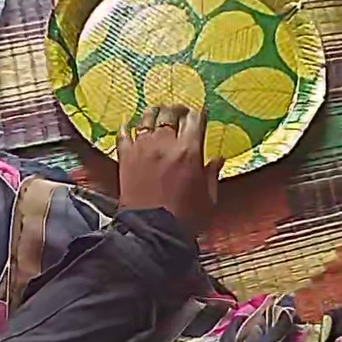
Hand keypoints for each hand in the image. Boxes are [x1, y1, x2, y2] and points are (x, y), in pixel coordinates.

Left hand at [119, 104, 221, 234]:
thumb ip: (212, 175)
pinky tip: (129, 125)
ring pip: (147, 117)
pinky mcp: (125, 157)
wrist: (151, 232)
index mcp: (190, 151)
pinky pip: (123, 133)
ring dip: (155, 112)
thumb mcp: (208, 198)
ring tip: (158, 112)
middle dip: (178, 109)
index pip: (195, 120)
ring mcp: (142, 148)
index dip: (199, 114)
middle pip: (171, 113)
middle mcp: (165, 144)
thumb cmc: (184, 219)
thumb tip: (217, 160)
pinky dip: (127, 127)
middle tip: (181, 111)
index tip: (201, 113)